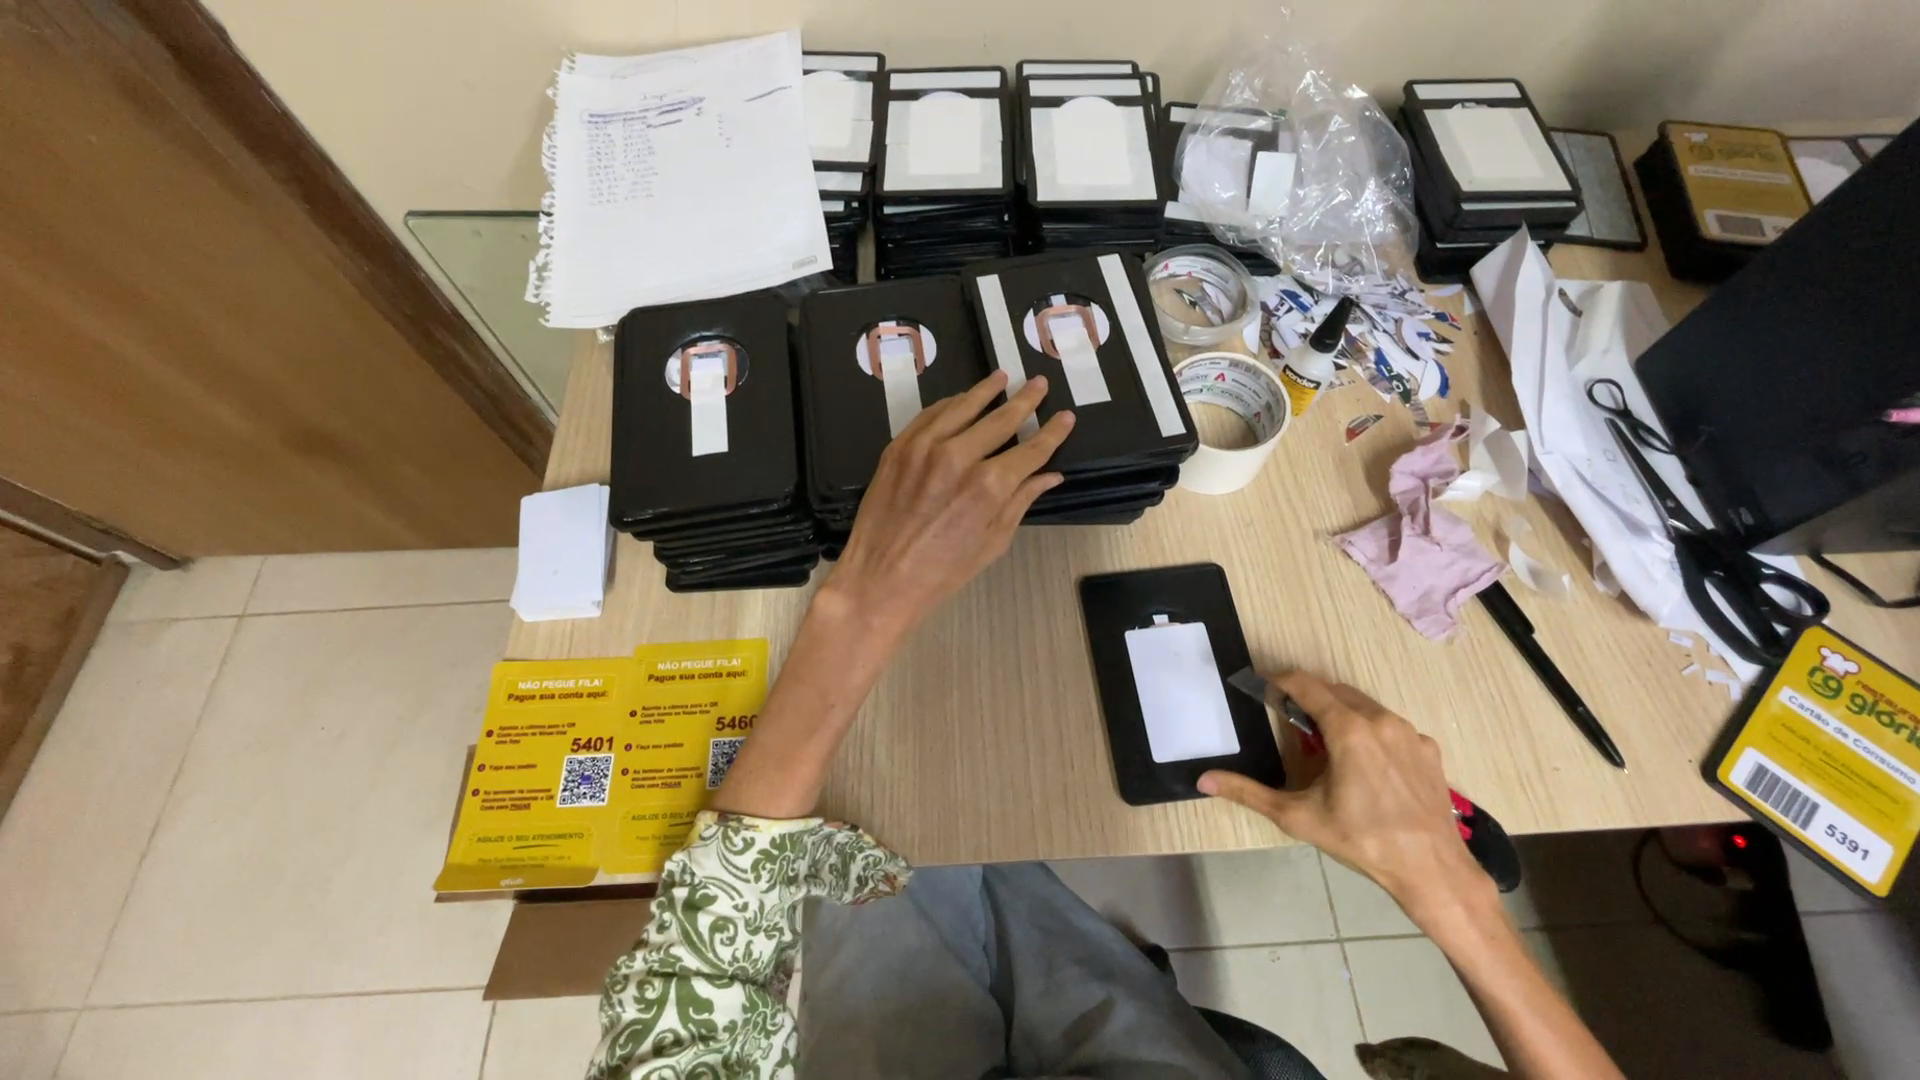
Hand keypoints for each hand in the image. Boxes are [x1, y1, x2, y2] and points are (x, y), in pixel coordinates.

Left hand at [824, 371, 1073, 641]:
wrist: (880, 578)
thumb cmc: (943, 572)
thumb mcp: (992, 542)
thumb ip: (1020, 502)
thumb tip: (1049, 476)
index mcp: (989, 486)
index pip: (1032, 449)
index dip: (1052, 431)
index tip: (1066, 416)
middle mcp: (958, 457)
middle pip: (1000, 419)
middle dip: (1024, 400)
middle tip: (1038, 383)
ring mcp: (924, 448)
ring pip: (962, 407)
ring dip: (985, 390)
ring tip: (1001, 377)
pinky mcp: (899, 448)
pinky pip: (930, 415)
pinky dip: (950, 404)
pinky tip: (961, 399)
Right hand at [1198, 672, 1493, 929]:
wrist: (1432, 870)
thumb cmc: (1361, 840)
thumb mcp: (1297, 816)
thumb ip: (1248, 792)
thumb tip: (1203, 780)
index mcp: (1348, 729)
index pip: (1306, 685)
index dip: (1279, 679)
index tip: (1261, 683)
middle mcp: (1380, 720)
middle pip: (1335, 691)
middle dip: (1308, 696)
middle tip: (1286, 714)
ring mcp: (1409, 733)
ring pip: (1365, 706)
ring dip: (1339, 711)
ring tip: (1322, 740)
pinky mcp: (1428, 749)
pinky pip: (1390, 726)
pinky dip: (1369, 731)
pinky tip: (1363, 762)